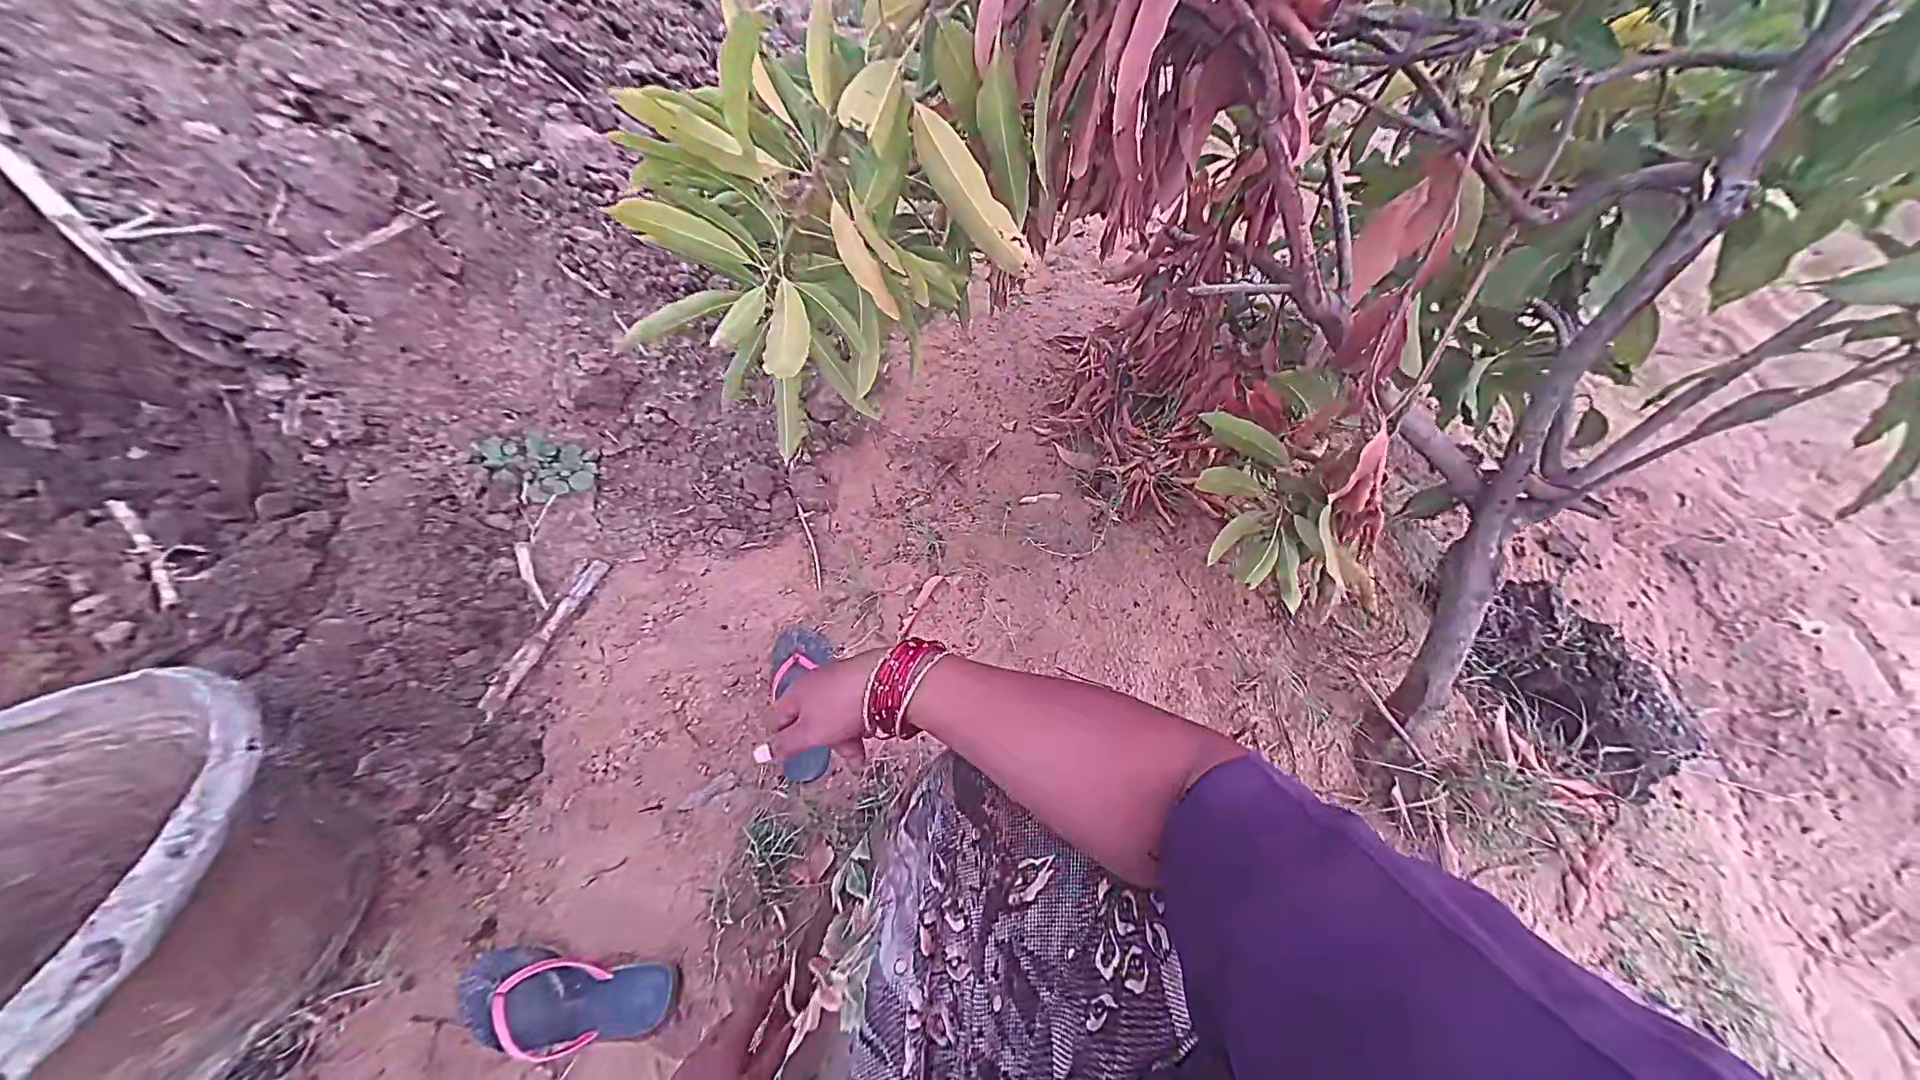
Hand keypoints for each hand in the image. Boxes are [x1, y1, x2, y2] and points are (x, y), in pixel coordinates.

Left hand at [673, 906, 832, 1079]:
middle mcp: (713, 1038)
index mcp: (731, 1036)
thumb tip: (791, 1028)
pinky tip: (735, 1051)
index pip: (756, 999)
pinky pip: (715, 1041)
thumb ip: (774, 1051)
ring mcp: (698, 1051)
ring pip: (727, 1027)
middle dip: (759, 1005)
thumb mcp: (755, 1077)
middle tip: (778, 998)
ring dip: (745, 1023)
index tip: (784, 969)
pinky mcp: (689, 1065)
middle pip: (741, 1012)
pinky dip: (730, 1038)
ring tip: (760, 1025)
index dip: (772, 982)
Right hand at [759, 649, 881, 768]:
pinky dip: (860, 722)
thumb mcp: (809, 734)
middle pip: (812, 718)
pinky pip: (854, 706)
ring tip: (862, 755)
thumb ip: (785, 745)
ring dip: (847, 738)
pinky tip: (873, 731)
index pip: (780, 718)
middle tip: (845, 759)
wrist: (884, 680)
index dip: (784, 739)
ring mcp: (839, 679)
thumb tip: (758, 754)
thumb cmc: (838, 710)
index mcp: (796, 692)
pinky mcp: (861, 678)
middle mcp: (815, 682)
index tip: (795, 756)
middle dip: (826, 742)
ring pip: (836, 715)